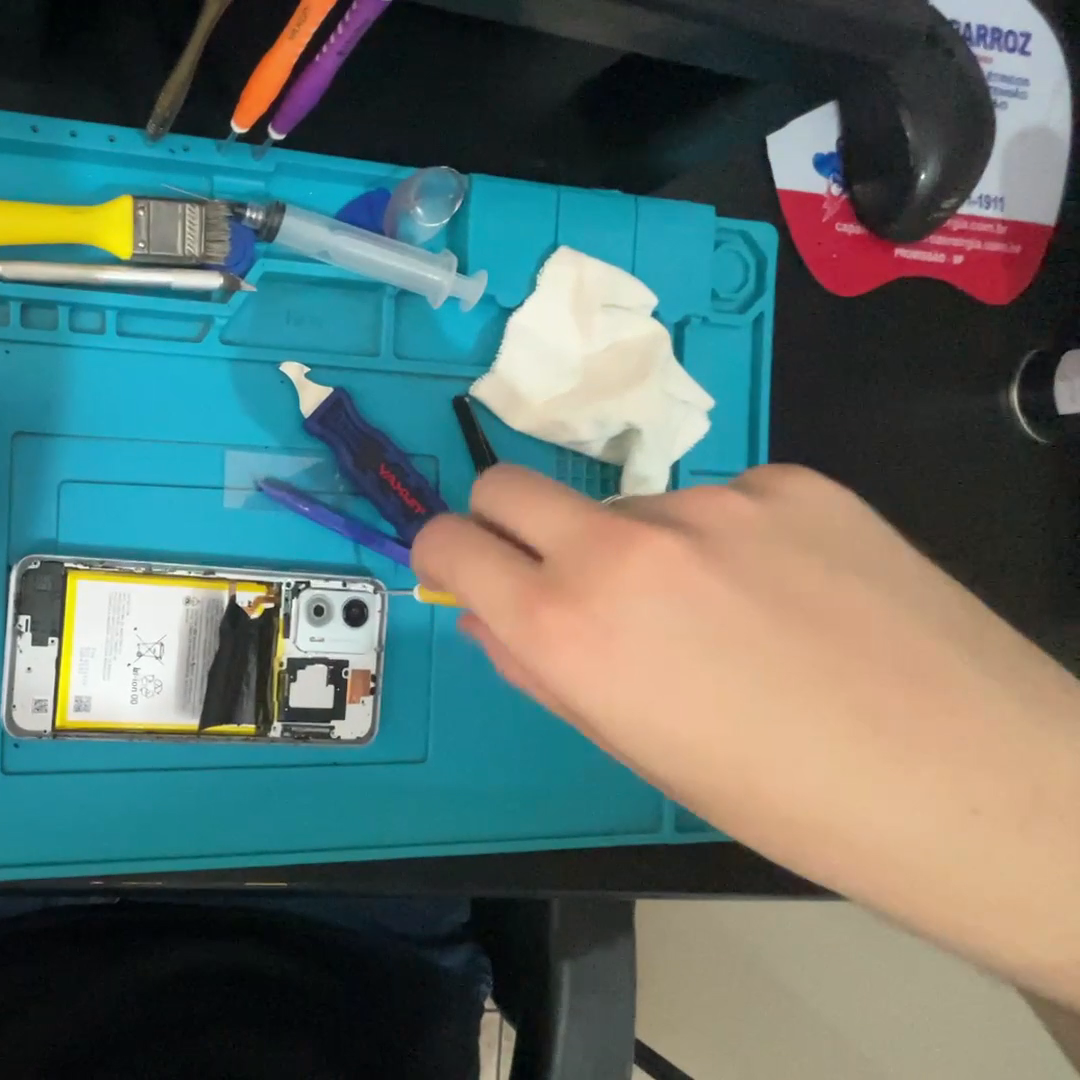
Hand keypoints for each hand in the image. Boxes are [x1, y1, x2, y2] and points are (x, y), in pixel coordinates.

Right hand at [412, 464, 1079, 1003]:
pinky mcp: (792, 482)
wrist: (983, 789)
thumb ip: (532, 665)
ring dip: (629, 543)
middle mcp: (618, 546)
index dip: (440, 554)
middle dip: (501, 522)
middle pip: (503, 484)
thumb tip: (485, 613)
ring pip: (619, 504)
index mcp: (562, 623)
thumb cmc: (771, 792)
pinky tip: (782, 589)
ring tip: (712, 608)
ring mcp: (710, 503)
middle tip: (553, 573)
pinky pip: (713, 498)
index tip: (462, 572)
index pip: (446, 540)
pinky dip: (718, 536)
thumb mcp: (621, 740)